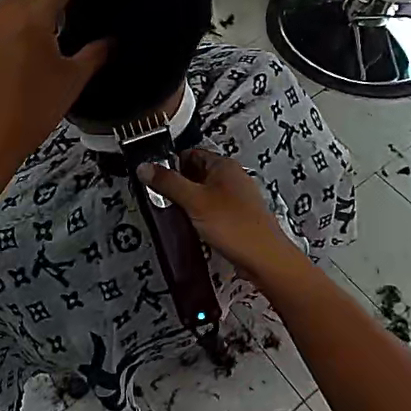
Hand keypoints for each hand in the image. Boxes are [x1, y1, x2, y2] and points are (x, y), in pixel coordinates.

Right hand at [137, 150, 303, 278]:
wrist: (263, 258)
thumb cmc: (239, 227)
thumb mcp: (194, 201)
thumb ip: (168, 183)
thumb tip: (147, 168)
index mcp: (224, 166)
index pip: (191, 153)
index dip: (171, 162)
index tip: (155, 173)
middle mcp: (233, 179)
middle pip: (196, 174)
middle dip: (178, 185)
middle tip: (162, 196)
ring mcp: (236, 199)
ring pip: (204, 194)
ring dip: (189, 203)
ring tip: (177, 214)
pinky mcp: (236, 219)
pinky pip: (211, 212)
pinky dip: (200, 217)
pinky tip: (193, 228)